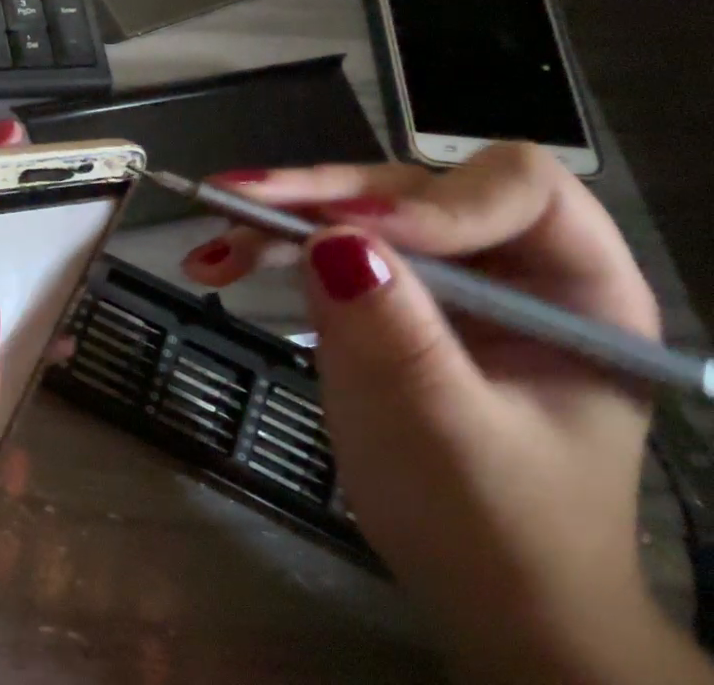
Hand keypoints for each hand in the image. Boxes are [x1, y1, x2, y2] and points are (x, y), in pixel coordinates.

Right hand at [180, 144, 701, 678]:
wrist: (487, 595)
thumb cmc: (488, 522)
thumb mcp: (438, 428)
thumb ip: (392, 330)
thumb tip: (327, 240)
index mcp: (577, 293)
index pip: (515, 194)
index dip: (429, 199)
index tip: (343, 231)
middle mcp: (515, 270)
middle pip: (418, 191)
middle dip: (324, 197)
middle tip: (231, 202)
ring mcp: (450, 286)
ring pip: (362, 215)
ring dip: (280, 222)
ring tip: (207, 247)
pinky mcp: (394, 304)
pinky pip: (333, 254)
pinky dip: (274, 252)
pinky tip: (219, 263)